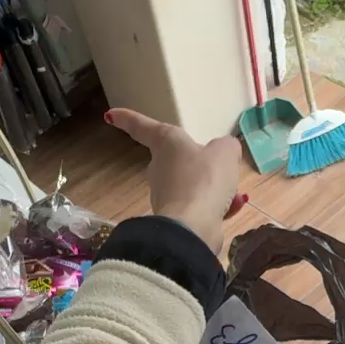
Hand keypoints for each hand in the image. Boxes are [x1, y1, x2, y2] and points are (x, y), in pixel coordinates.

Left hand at [106, 108, 243, 255]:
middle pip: (178, 161)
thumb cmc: (204, 180)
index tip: (110, 116)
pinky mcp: (174, 218)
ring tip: (234, 196)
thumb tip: (225, 152)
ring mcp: (165, 195)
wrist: (192, 228)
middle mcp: (160, 168)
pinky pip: (197, 207)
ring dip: (214, 191)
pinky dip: (214, 208)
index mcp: (166, 144)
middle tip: (221, 170)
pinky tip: (232, 210)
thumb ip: (226, 147)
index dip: (128, 118)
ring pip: (194, 187)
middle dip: (201, 167)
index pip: (143, 127)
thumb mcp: (225, 153)